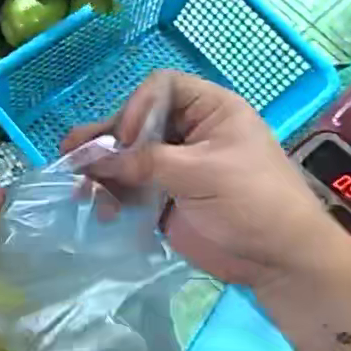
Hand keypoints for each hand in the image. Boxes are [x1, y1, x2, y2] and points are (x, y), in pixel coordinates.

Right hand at [62, 71, 338, 287]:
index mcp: (210, 111)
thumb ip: (145, 162)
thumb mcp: (201, 174)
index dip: (137, 108)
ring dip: (102, 171)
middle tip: (72, 154)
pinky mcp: (164, 198)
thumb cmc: (252, 202)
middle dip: (106, 140)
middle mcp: (188, 133)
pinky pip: (129, 188)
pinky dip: (111, 195)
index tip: (127, 140)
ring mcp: (174, 167)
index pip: (160, 89)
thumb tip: (92, 156)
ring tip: (79, 188)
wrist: (278, 261)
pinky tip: (100, 208)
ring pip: (127, 158)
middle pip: (136, 123)